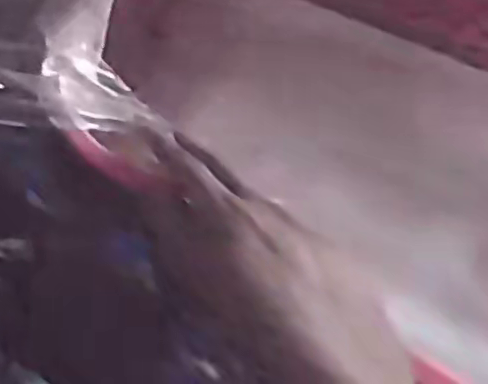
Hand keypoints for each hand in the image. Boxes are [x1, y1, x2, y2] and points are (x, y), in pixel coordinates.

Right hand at [140, 137, 413, 383]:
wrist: (336, 371)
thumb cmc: (243, 316)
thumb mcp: (186, 266)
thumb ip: (163, 218)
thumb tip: (148, 184)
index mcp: (225, 207)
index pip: (184, 161)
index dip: (160, 143)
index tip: (142, 127)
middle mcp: (268, 208)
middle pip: (225, 170)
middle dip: (196, 152)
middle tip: (175, 140)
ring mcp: (311, 232)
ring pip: (262, 202)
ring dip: (236, 197)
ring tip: (224, 207)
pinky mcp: (345, 260)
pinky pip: (296, 232)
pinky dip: (272, 229)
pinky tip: (273, 251)